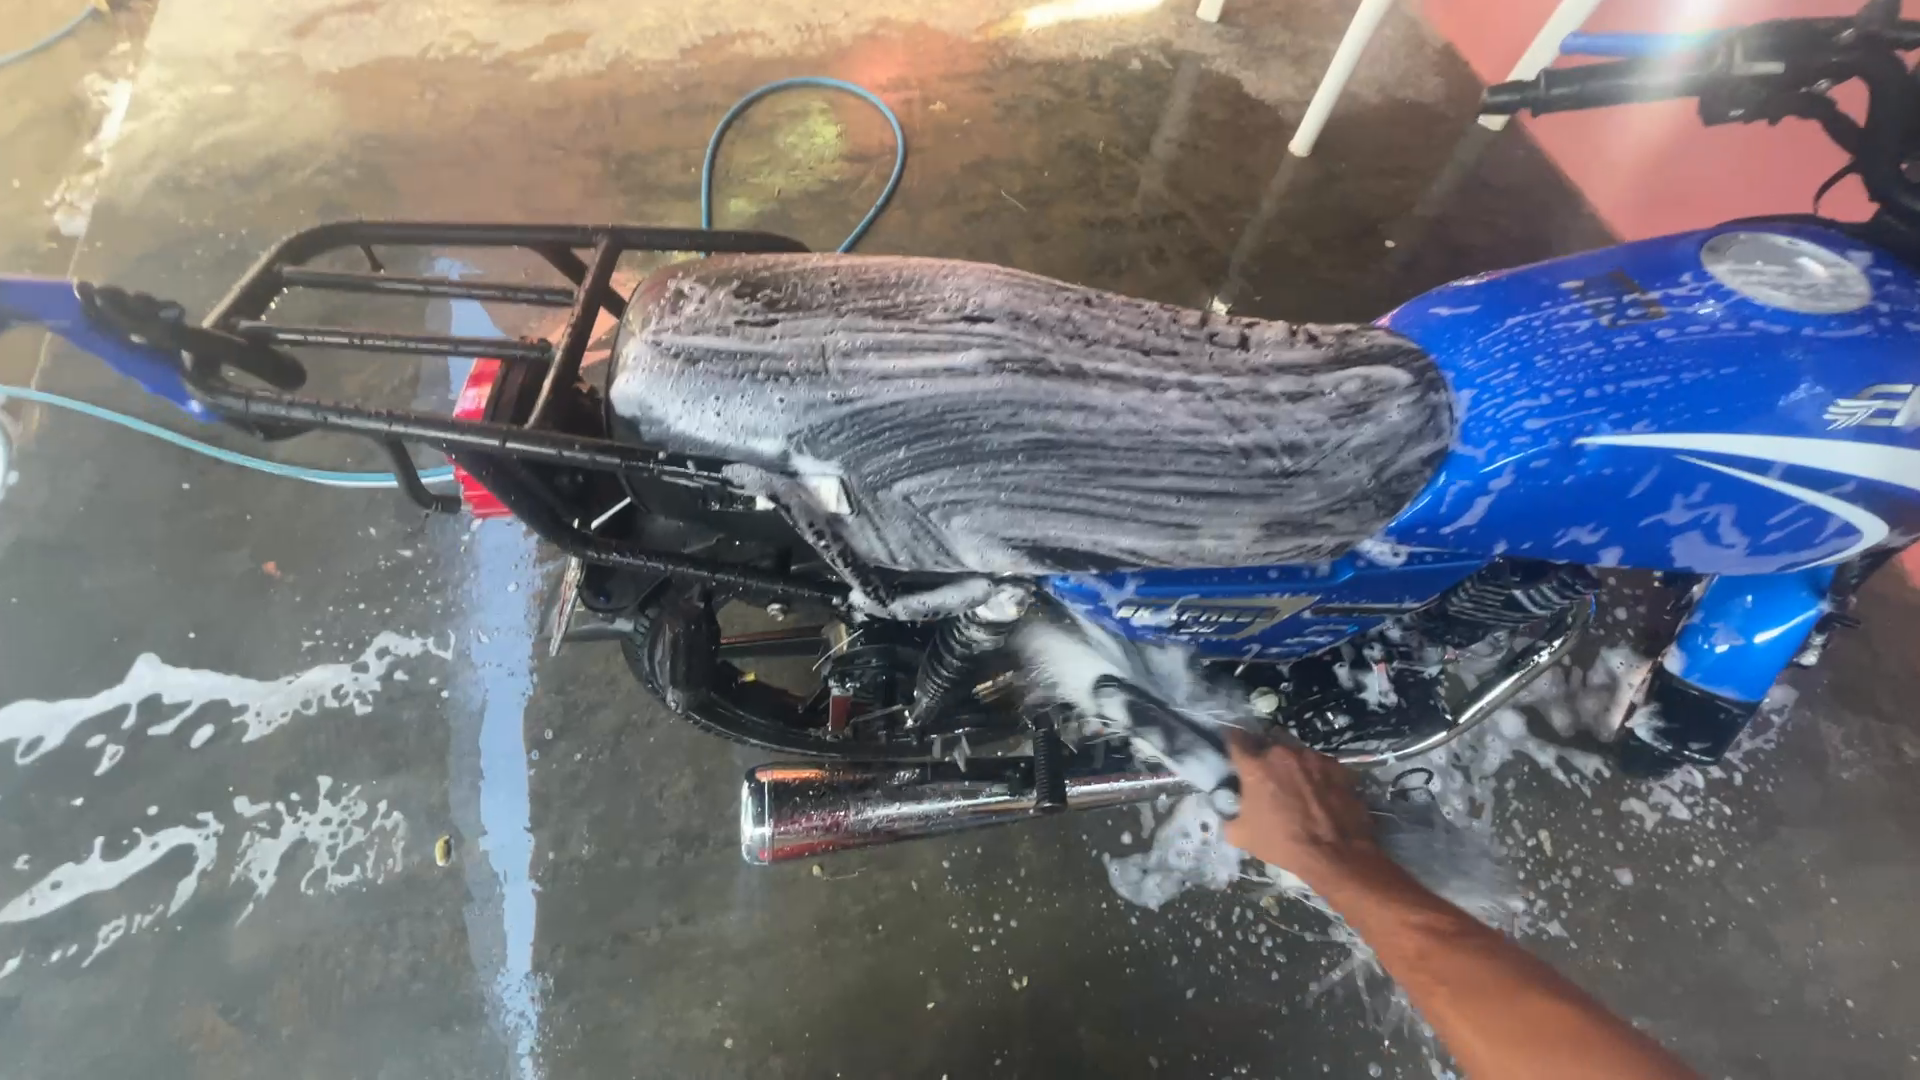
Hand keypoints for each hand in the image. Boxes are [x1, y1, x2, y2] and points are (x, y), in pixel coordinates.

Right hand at [1222, 730, 1379, 885]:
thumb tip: (1228, 811)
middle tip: (1263, 769)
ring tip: (1293, 779)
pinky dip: (1313, 770)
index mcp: (1254, 765)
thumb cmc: (1284, 843)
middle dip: (1261, 751)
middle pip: (1265, 739)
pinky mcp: (1337, 766)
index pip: (1234, 738)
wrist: (1338, 856)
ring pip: (1293, 748)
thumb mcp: (1242, 836)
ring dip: (1288, 759)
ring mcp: (1312, 756)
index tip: (1233, 751)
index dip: (1231, 742)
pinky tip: (1318, 788)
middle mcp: (1281, 752)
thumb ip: (1228, 816)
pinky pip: (1318, 761)